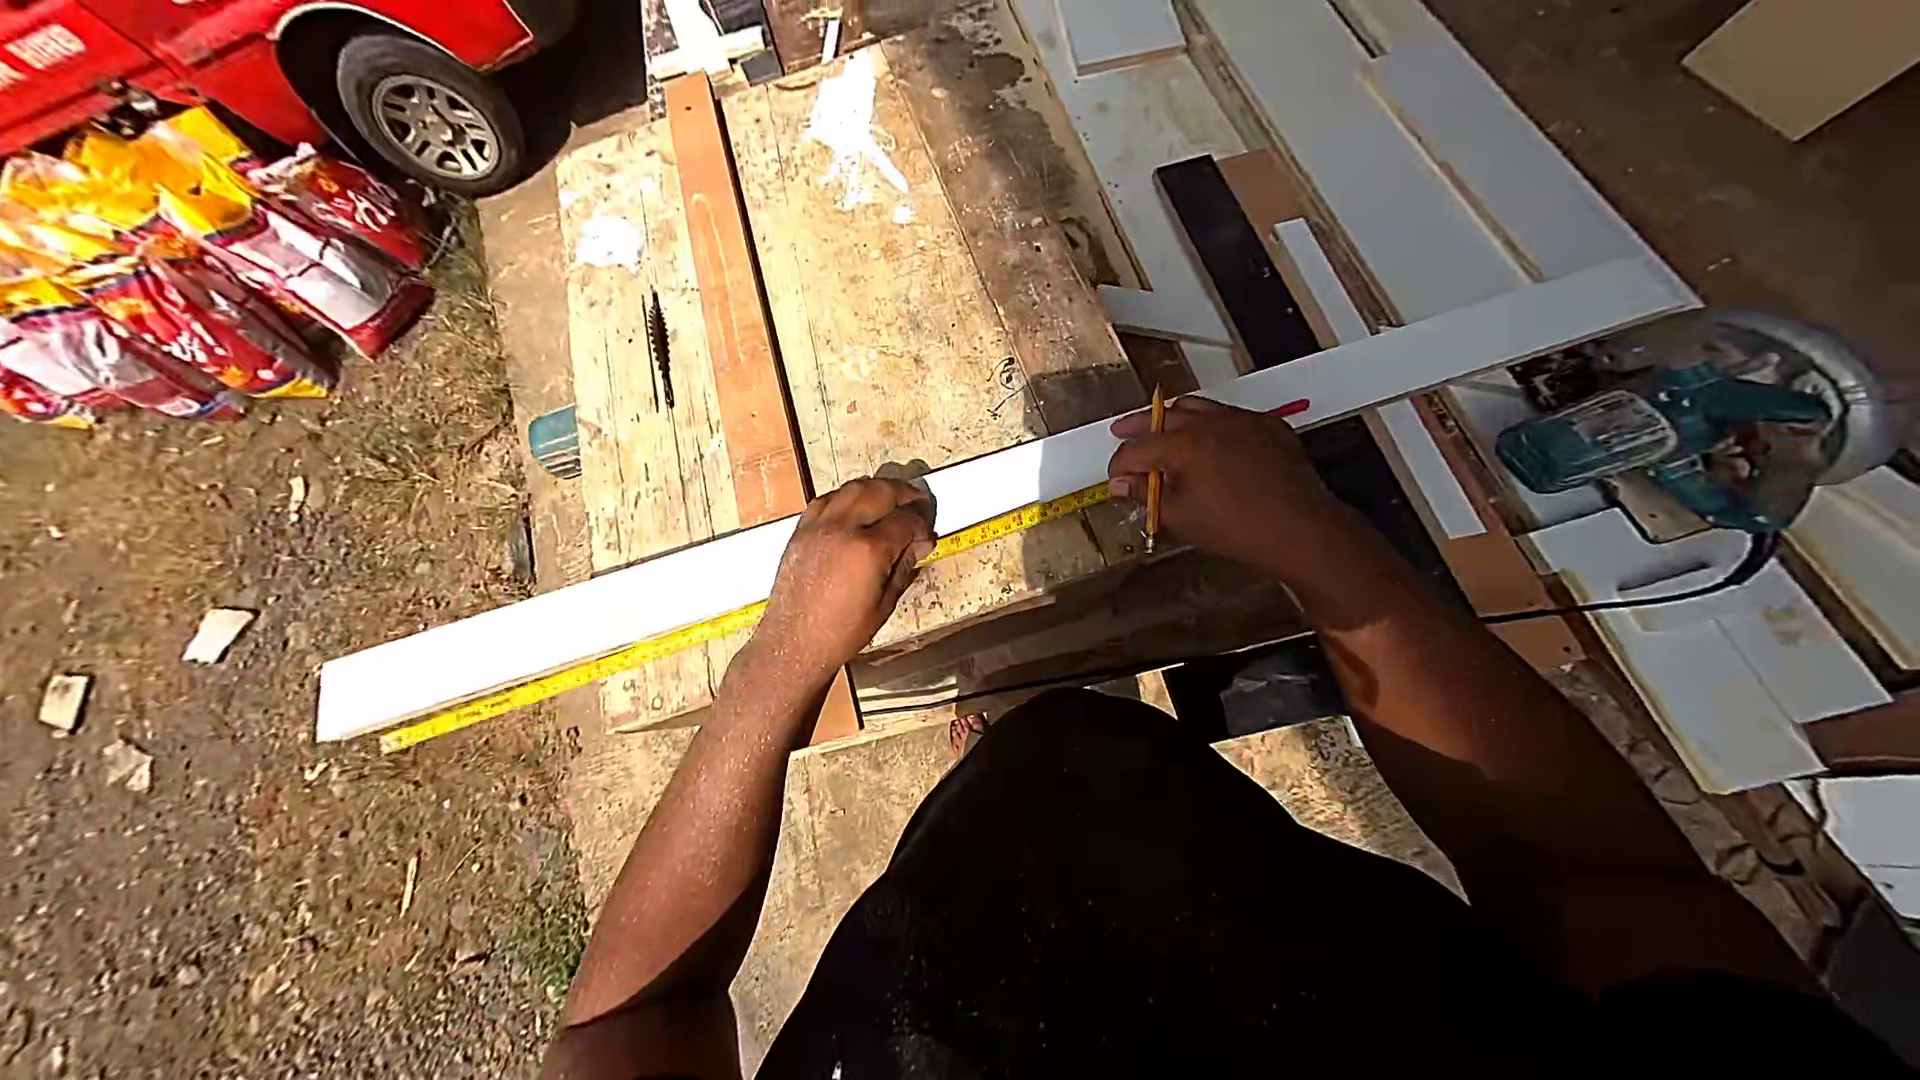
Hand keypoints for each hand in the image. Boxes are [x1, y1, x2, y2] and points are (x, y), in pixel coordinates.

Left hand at [750, 478, 935, 683]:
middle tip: (917, 502)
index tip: (926, 535)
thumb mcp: (885, 603)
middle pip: (881, 490)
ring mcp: (818, 526)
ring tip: (890, 499)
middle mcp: (842, 529)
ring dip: (876, 488)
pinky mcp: (801, 530)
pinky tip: (855, 507)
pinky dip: (846, 497)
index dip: (922, 526)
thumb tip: (918, 546)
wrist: (794, 643)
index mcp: (868, 550)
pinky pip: (827, 499)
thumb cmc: (841, 632)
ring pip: (853, 487)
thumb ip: (904, 566)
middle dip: (904, 493)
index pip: (906, 520)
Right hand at [1107, 396, 1353, 576]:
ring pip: (1196, 407)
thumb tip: (1123, 485)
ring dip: (1172, 417)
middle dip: (1138, 426)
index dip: (1120, 465)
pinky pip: (1229, 414)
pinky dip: (1210, 422)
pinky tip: (1206, 438)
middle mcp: (1211, 424)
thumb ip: (1146, 495)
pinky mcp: (1267, 425)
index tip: (1117, 477)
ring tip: (1160, 428)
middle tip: (1121, 431)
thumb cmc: (1239, 527)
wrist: (1297, 529)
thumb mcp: (1180, 516)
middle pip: (1162, 417)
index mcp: (1184, 446)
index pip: (1137, 449)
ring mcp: (1241, 420)